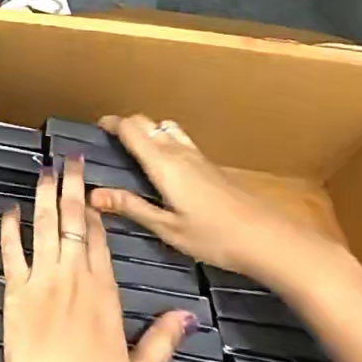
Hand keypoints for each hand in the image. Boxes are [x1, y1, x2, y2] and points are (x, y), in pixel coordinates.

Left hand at [0, 154, 191, 361]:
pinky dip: (9, 227)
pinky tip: (10, 209)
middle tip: (70, 158)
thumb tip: (187, 315)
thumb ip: (163, 341)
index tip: (94, 187)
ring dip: (44, 195)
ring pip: (44, 226)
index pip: (101, 240)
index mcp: (105, 297)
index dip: (97, 210)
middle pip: (74, 221)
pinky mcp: (14, 292)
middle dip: (72, 186)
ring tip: (44, 169)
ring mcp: (42, 282)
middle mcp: (74, 280)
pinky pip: (11, 251)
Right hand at [89, 114, 332, 285]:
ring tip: (136, 147)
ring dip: (147, 129)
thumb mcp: (168, 228)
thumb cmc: (214, 236)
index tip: (96, 128)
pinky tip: (167, 163)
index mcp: (162, 162)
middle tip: (111, 139)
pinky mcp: (210, 165)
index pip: (130, 128)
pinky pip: (179, 138)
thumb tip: (93, 194)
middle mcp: (177, 151)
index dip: (111, 123)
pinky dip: (163, 139)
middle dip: (126, 124)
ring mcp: (196, 155)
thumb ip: (131, 207)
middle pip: (146, 122)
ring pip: (165, 127)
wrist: (268, 239)